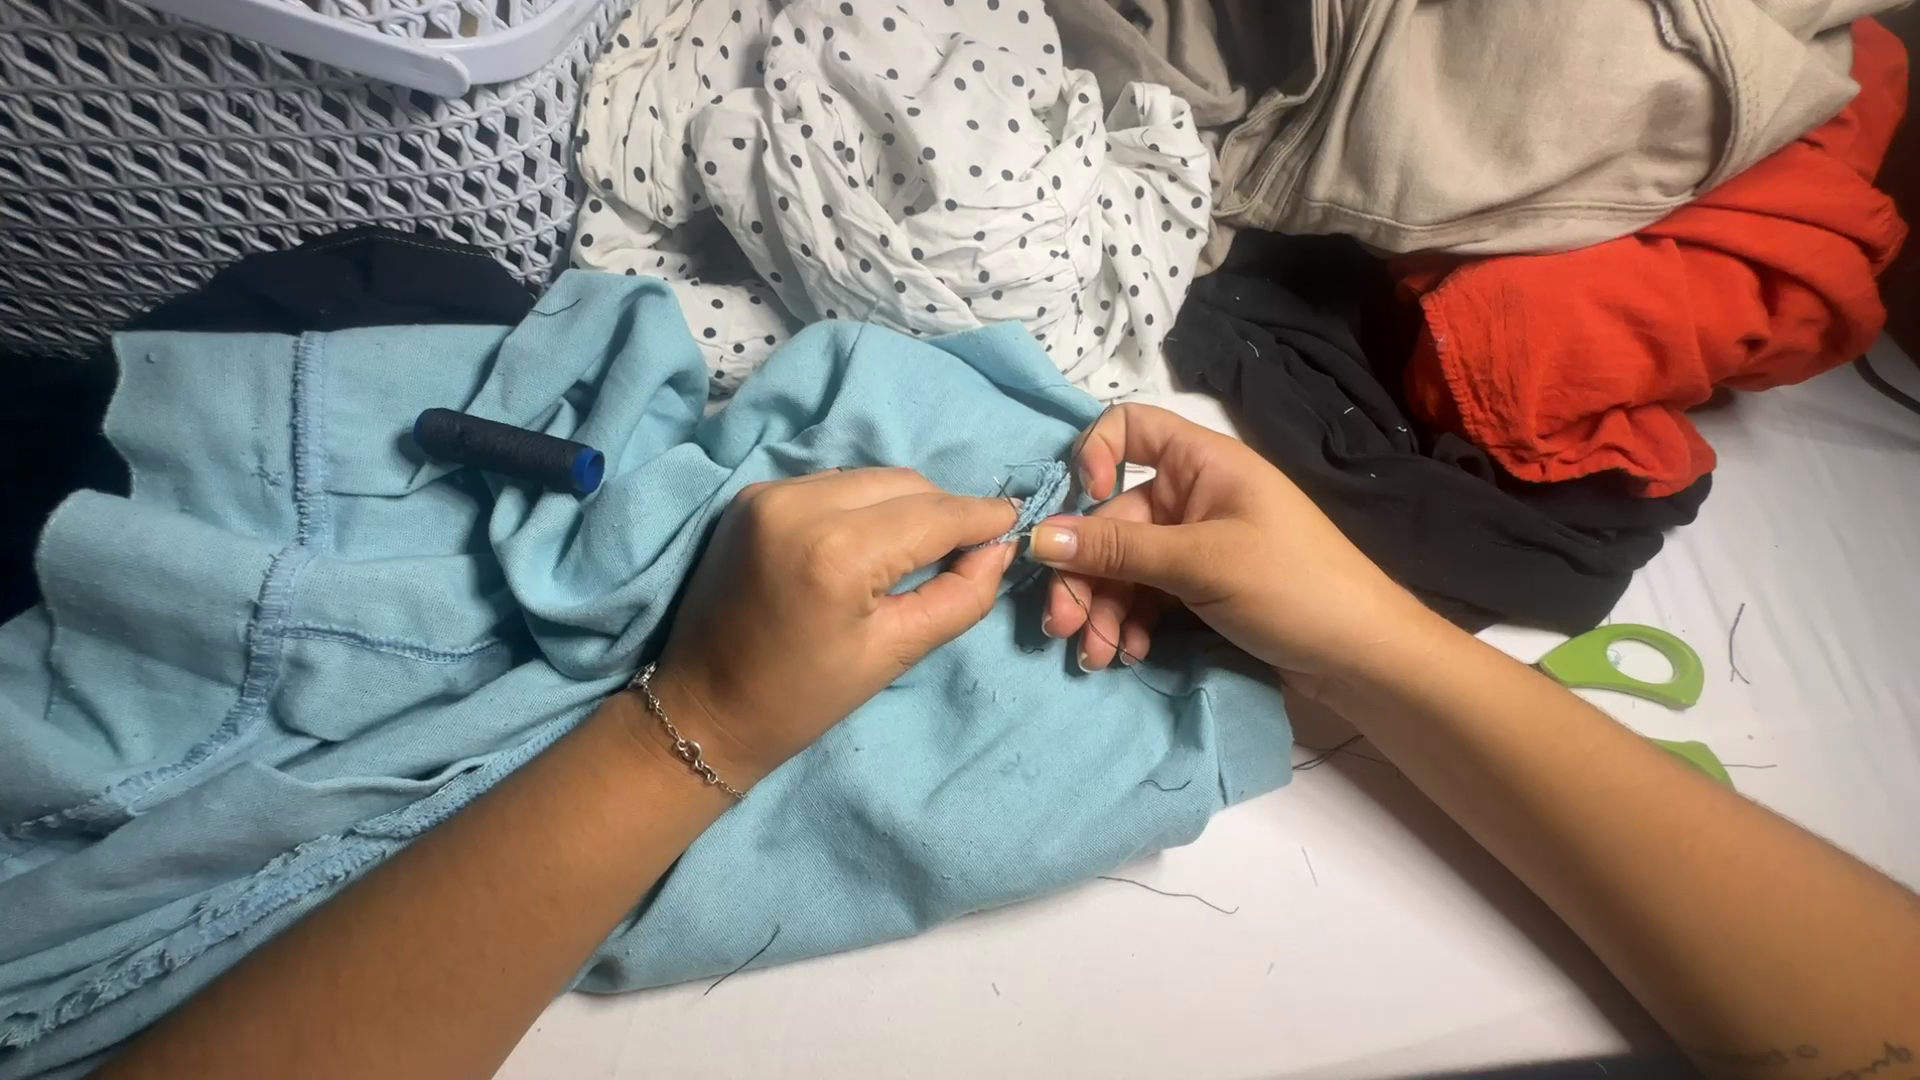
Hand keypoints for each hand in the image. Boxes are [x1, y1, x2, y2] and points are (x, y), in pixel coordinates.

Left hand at [646, 468, 1017, 786]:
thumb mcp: (894, 654)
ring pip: (871, 478)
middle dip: (944, 511)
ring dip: (906, 505)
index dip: (981, 517)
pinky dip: (865, 504)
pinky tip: (871, 540)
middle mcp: (799, 504)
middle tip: (967, 548)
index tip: (1015, 521)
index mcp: (837, 552)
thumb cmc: (801, 699)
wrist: (700, 709)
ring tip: (919, 548)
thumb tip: (999, 550)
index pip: (933, 515)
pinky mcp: (752, 495)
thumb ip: (960, 597)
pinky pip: (835, 484)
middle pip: (905, 483)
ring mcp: (769, 493)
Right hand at [1032, 404, 1437, 695]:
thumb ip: (1117, 550)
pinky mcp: (1192, 587)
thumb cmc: (1293, 586)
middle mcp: (1188, 497)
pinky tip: (1127, 653)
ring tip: (1096, 655)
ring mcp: (1189, 545)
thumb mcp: (1200, 563)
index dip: (1093, 455)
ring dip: (1101, 608)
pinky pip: (1141, 595)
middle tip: (1062, 625)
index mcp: (1199, 464)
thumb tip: (1037, 538)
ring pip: (1120, 565)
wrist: (1362, 660)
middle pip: (1110, 519)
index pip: (1129, 428)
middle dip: (1083, 573)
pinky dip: (1127, 623)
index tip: (1082, 502)